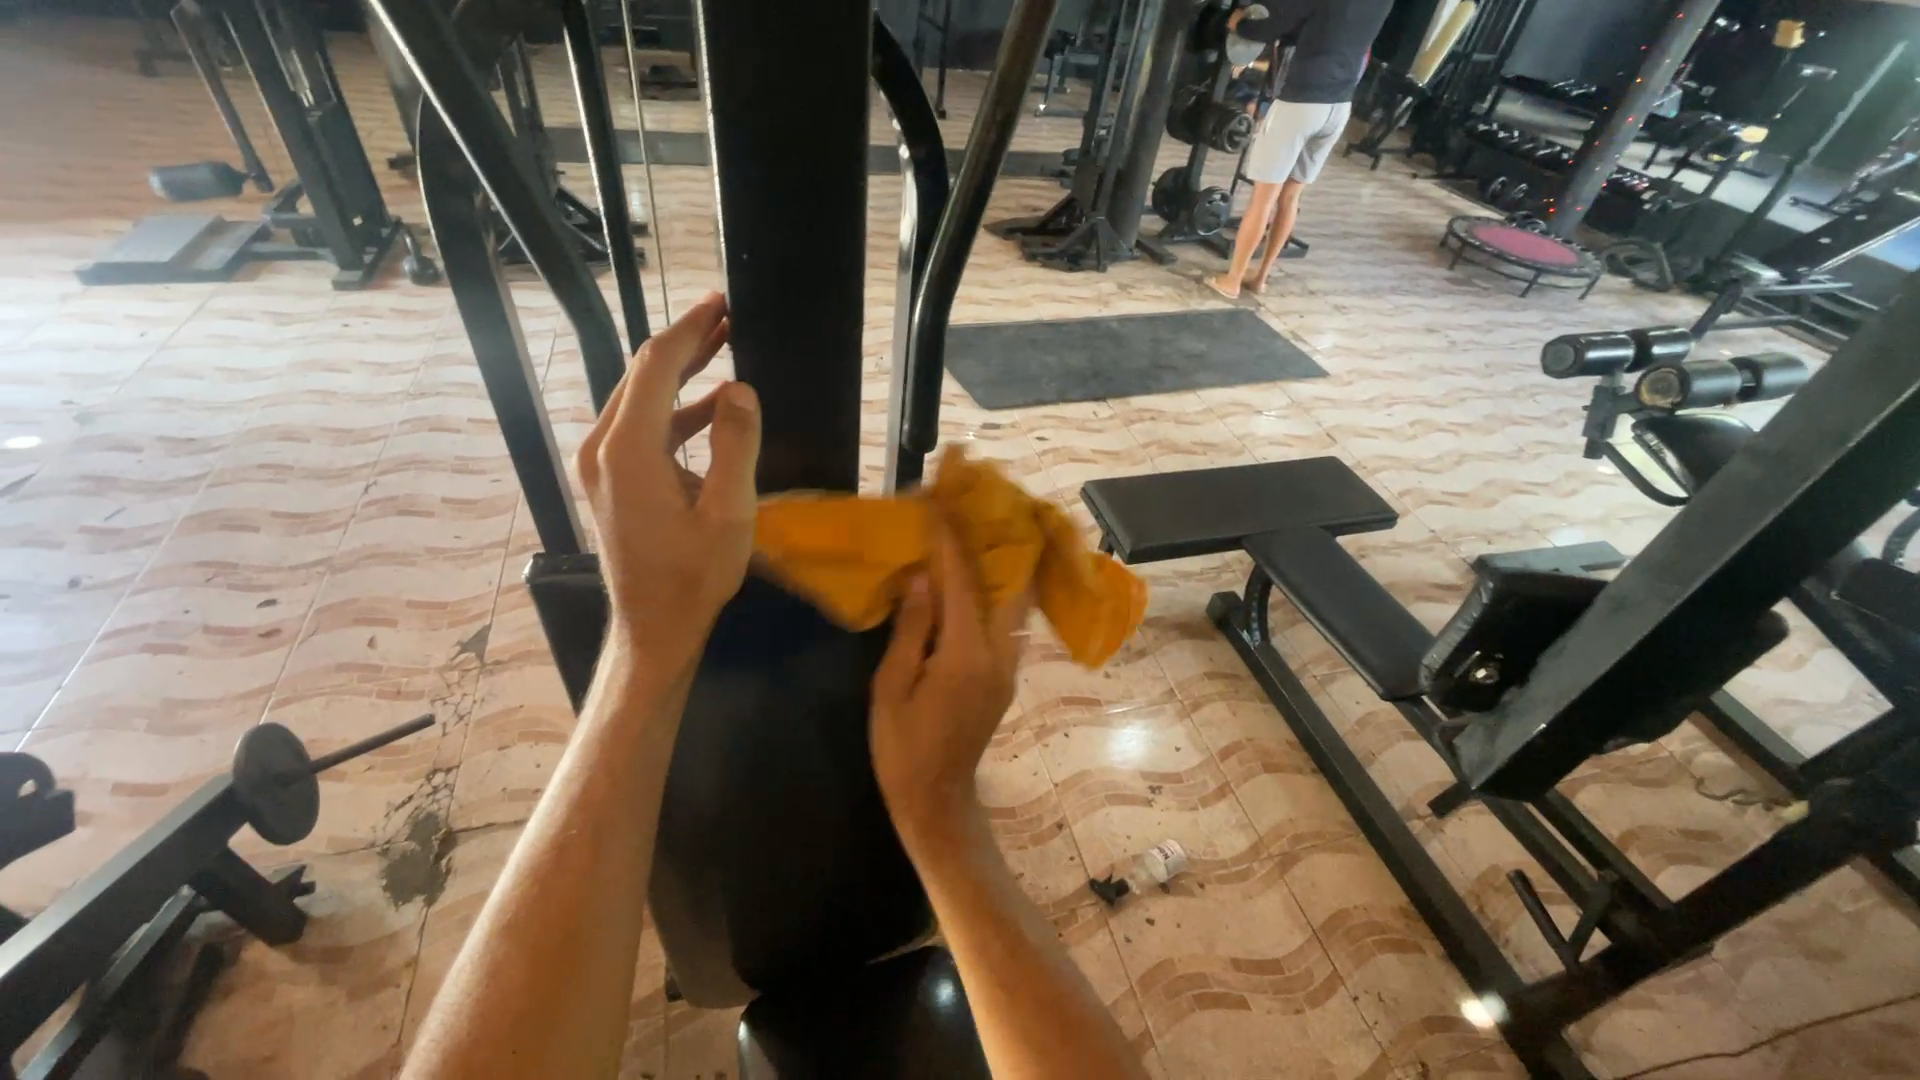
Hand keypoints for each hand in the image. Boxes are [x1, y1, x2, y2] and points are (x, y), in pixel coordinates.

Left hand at [576, 293, 760, 670]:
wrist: (653, 626)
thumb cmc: (694, 576)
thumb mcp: (729, 513)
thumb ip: (735, 445)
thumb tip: (739, 389)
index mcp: (629, 450)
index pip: (657, 366)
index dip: (690, 329)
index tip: (722, 302)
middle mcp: (603, 447)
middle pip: (642, 375)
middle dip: (685, 342)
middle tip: (727, 315)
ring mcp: (600, 464)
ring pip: (640, 398)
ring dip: (681, 373)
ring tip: (723, 348)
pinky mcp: (608, 480)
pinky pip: (640, 427)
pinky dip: (674, 409)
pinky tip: (710, 406)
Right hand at [870, 511, 1030, 847]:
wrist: (937, 799)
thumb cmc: (902, 747)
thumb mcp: (891, 687)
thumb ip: (911, 630)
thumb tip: (922, 577)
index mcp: (965, 657)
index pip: (962, 584)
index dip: (951, 541)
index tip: (941, 503)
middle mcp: (998, 656)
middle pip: (1008, 587)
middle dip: (994, 545)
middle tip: (977, 508)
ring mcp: (1008, 667)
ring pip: (1014, 604)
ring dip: (999, 567)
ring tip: (979, 533)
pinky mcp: (1005, 676)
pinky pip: (1007, 622)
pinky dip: (996, 593)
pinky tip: (976, 578)